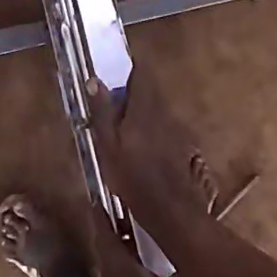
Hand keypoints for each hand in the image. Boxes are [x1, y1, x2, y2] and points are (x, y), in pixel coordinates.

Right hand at [86, 75, 213, 242]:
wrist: (170, 209)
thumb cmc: (133, 177)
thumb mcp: (108, 146)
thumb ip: (102, 111)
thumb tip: (93, 80)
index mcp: (145, 106)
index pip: (142, 72)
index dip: (129, 67)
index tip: (114, 70)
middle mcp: (164, 110)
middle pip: (150, 89)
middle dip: (132, 91)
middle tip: (112, 104)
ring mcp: (176, 127)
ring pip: (157, 108)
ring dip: (141, 111)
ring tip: (123, 130)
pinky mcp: (182, 143)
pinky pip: (163, 126)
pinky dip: (151, 129)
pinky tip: (141, 149)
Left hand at [87, 202, 207, 276]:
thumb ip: (190, 274)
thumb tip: (195, 255)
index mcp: (124, 272)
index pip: (106, 235)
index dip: (102, 215)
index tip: (100, 197)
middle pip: (106, 249)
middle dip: (112, 229)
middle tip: (123, 210)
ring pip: (110, 268)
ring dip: (119, 250)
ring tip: (134, 236)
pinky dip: (124, 270)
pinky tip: (142, 272)